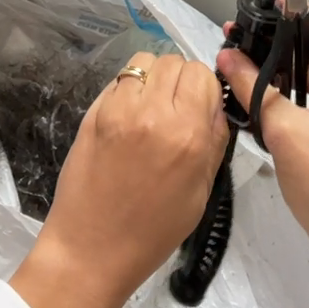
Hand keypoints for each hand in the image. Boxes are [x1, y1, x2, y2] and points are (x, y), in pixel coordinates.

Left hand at [10, 51, 228, 307]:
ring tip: (150, 105)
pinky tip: (128, 113)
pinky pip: (119, 78)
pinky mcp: (95, 109)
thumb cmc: (154, 229)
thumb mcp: (201, 191)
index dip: (203, 87)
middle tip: (174, 106)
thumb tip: (215, 105)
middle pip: (174, 61)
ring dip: (152, 77)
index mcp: (188, 134)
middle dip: (179, 79)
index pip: (201, 74)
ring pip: (145, 61)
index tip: (199, 106)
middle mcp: (155, 112)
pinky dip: (128, 87)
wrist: (93, 247)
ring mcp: (121, 107)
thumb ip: (213, 140)